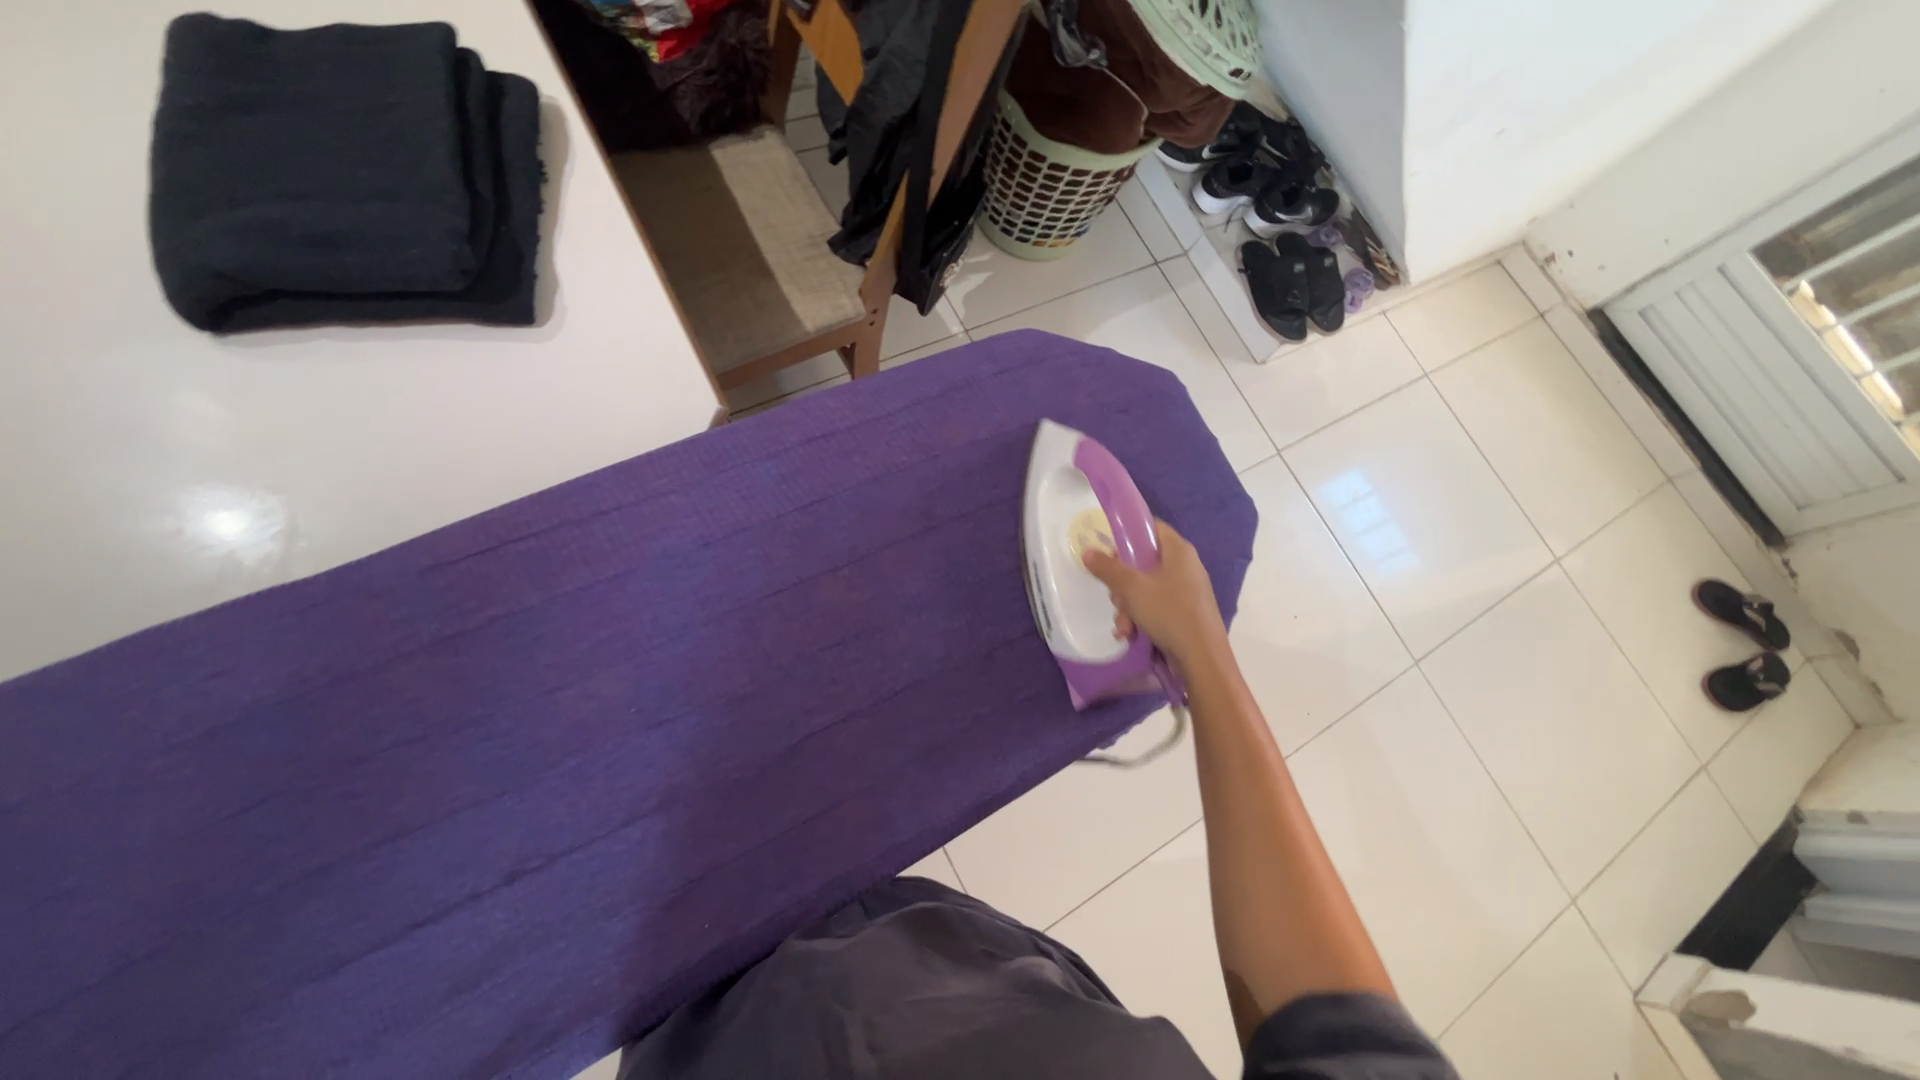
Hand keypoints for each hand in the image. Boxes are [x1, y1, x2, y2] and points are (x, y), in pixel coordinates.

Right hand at [1081, 519, 1227, 670]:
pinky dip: (1140, 618)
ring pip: (1145, 588)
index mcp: (1178, 550)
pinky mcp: (1184, 612)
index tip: (1108, 552)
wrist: (1202, 657)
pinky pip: (1155, 606)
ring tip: (1124, 626)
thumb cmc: (1169, 612)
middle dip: (1122, 585)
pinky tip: (1131, 635)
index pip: (1150, 527)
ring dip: (1128, 607)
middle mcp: (1185, 566)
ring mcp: (1186, 590)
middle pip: (1143, 562)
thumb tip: (1088, 552)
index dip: (1127, 536)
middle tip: (1115, 598)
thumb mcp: (1132, 588)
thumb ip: (1108, 568)